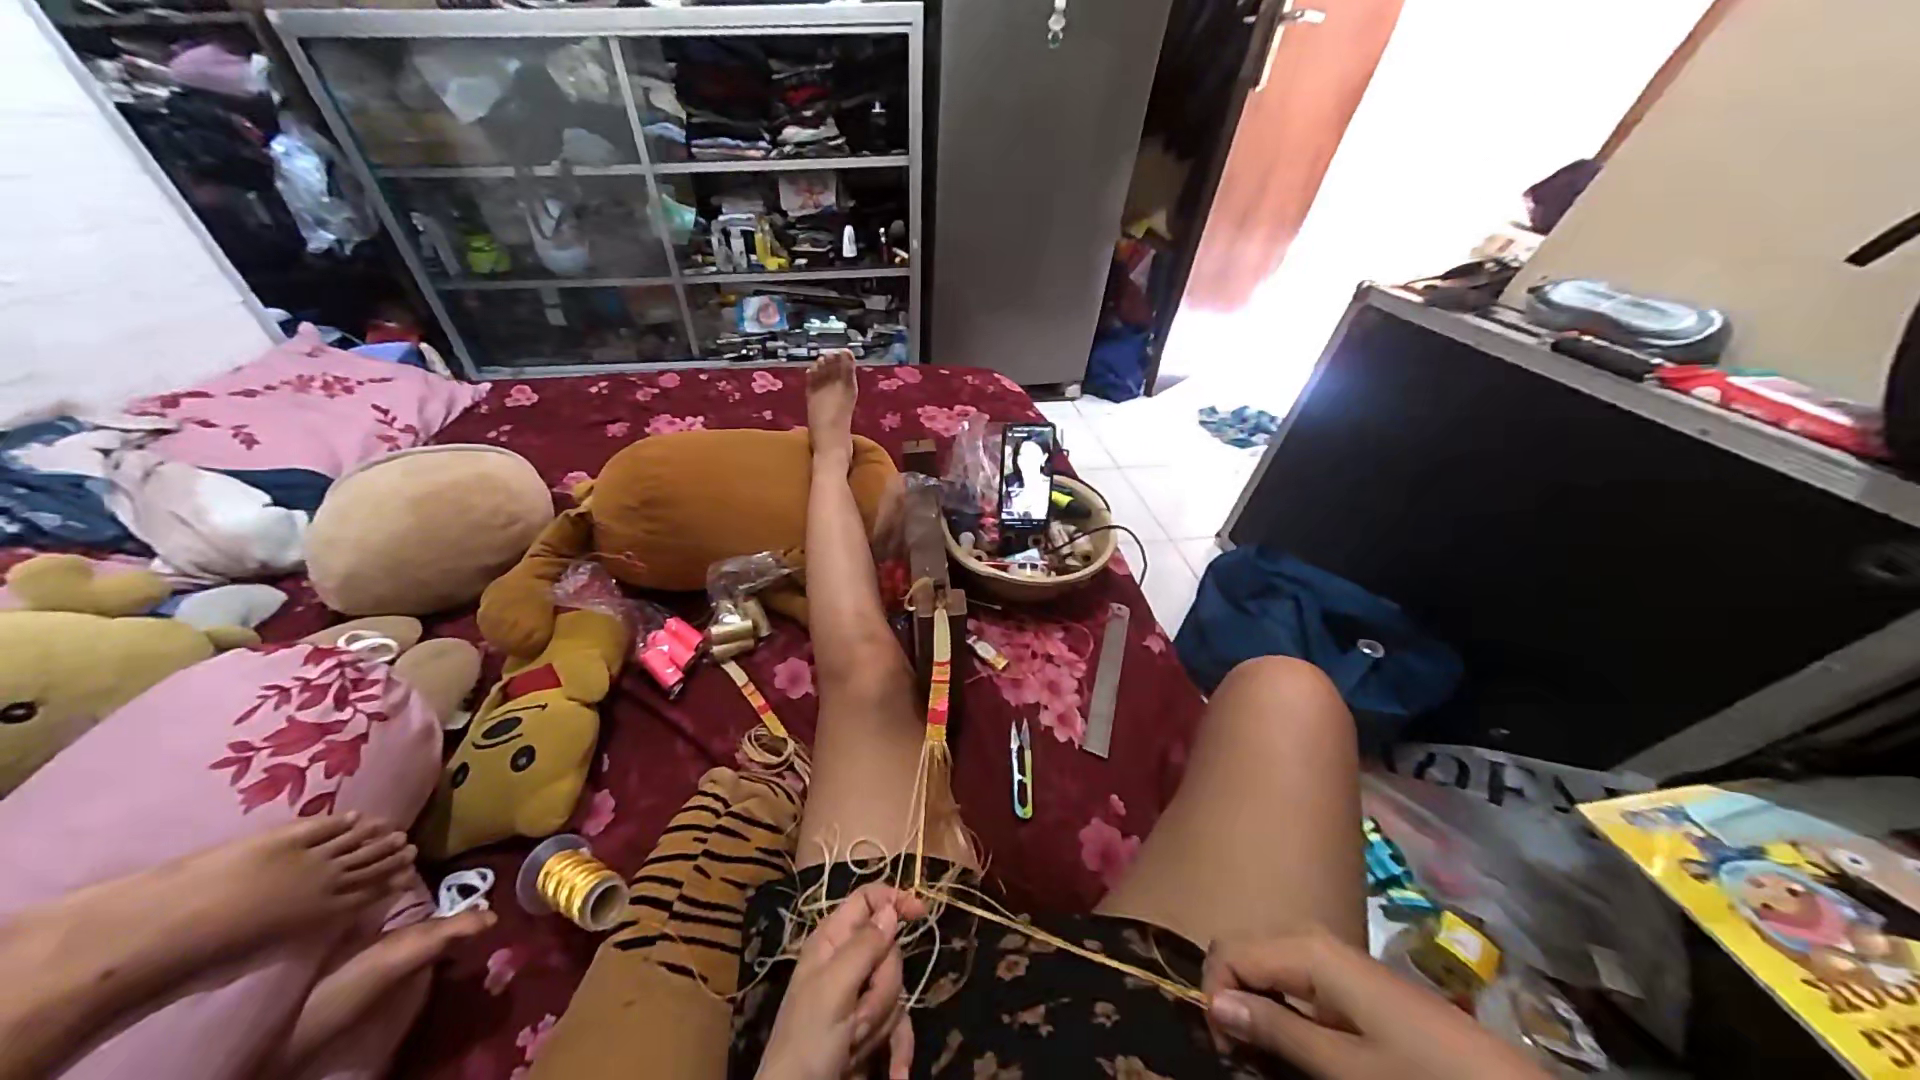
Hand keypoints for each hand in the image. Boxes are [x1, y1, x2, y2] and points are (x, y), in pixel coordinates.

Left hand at [755, 883, 926, 1079]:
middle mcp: (848, 964)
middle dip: (881, 987)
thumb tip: (891, 907)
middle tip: (856, 1013)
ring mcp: (860, 998)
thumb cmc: (807, 1041)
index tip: (921, 913)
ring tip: (853, 1044)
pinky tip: (895, 1075)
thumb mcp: (834, 988)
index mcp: (832, 942)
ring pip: (896, 989)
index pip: (867, 900)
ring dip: (881, 1021)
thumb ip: (865, 945)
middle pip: (889, 951)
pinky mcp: (871, 1029)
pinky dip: (898, 1050)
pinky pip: (900, 1026)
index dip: (893, 899)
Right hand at [1202, 930, 1550, 1079]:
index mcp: (1307, 949)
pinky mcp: (1349, 977)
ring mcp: (1333, 955)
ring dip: (1252, 1001)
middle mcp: (1312, 937)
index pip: (1229, 952)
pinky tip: (1291, 1041)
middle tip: (1238, 1053)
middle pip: (1242, 949)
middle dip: (1229, 993)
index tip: (1227, 1052)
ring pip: (1265, 962)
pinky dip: (1278, 1004)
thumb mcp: (1346, 1067)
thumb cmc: (1423, 1076)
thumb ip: (1276, 1029)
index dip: (1214, 996)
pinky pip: (1292, 977)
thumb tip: (1214, 1004)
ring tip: (1260, 1051)